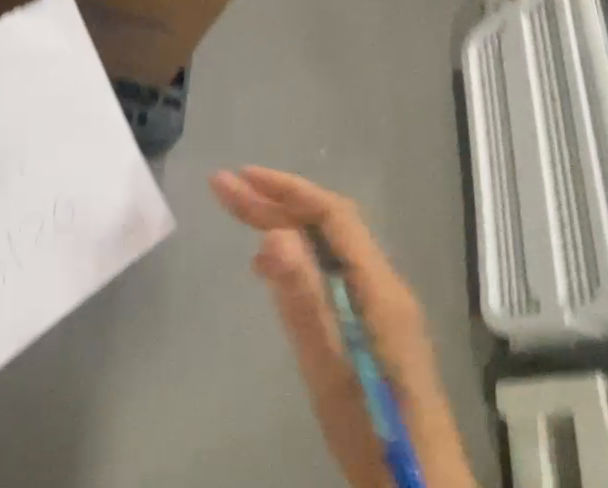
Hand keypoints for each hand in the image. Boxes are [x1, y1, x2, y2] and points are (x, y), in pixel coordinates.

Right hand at [211, 167, 476, 487]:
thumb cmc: (373, 431)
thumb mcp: (328, 366)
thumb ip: (302, 300)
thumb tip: (273, 234)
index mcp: (379, 290)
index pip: (332, 216)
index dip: (286, 189)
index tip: (240, 177)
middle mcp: (384, 288)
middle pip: (328, 227)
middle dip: (274, 201)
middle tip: (223, 188)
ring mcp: (382, 308)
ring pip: (329, 247)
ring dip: (283, 223)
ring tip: (238, 213)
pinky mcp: (374, 327)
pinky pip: (332, 271)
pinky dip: (296, 255)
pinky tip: (269, 267)